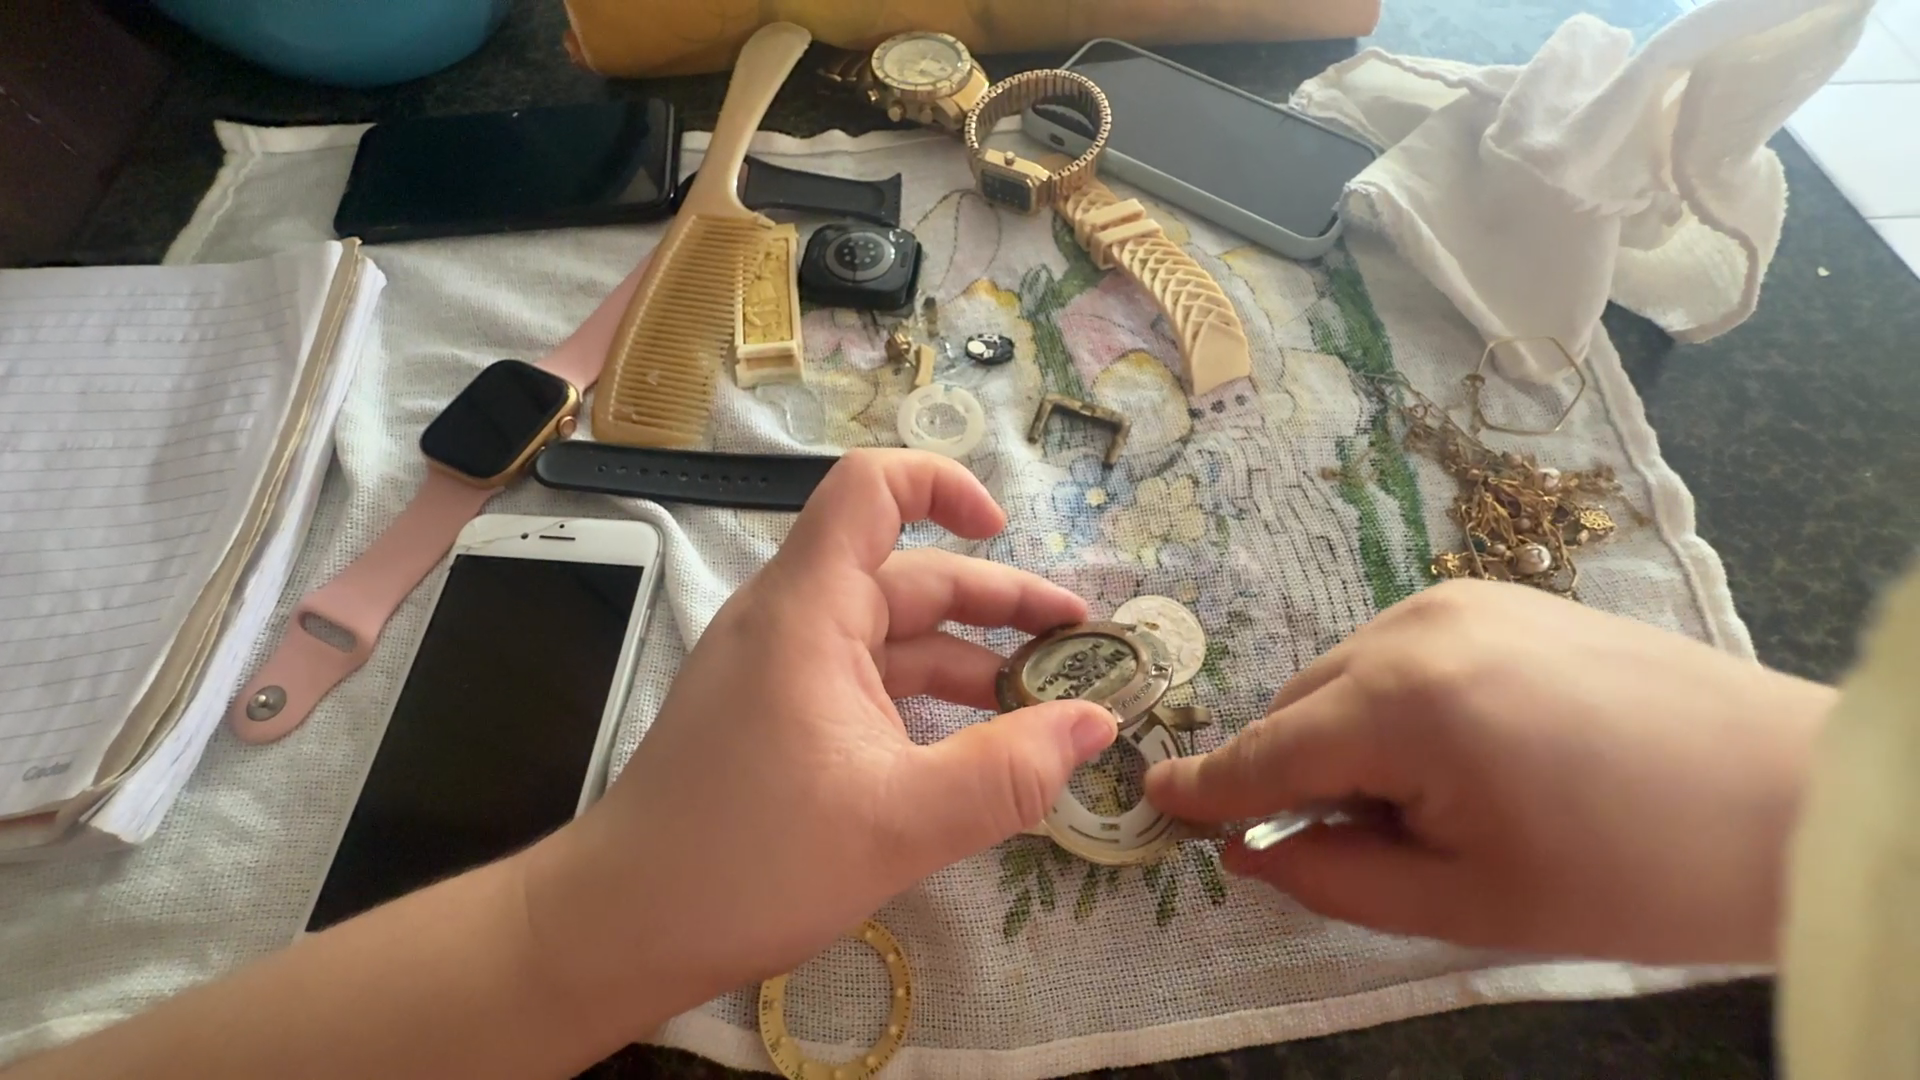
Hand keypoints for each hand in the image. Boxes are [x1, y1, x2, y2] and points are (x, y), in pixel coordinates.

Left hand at [521, 450, 1116, 1028]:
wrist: (619, 928)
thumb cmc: (747, 862)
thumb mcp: (899, 822)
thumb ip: (1008, 773)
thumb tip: (1096, 723)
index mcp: (809, 607)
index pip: (870, 487)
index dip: (942, 486)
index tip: (1003, 530)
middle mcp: (795, 617)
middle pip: (908, 572)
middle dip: (998, 600)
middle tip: (1078, 641)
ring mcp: (786, 663)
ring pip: (894, 634)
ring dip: (970, 657)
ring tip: (1046, 699)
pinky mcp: (783, 707)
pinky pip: (870, 678)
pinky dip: (928, 696)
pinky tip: (976, 739)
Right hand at [1145, 579, 1834, 964]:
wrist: (1805, 793)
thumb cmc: (1637, 873)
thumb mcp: (1472, 905)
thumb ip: (1334, 877)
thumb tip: (1248, 850)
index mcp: (1406, 707)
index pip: (1270, 753)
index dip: (1209, 784)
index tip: (1155, 794)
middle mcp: (1408, 629)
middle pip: (1297, 709)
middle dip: (1297, 771)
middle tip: (1356, 833)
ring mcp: (1446, 600)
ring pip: (1337, 677)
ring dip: (1343, 734)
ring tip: (1428, 789)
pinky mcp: (1481, 592)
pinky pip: (1386, 652)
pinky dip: (1385, 701)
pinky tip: (1460, 739)